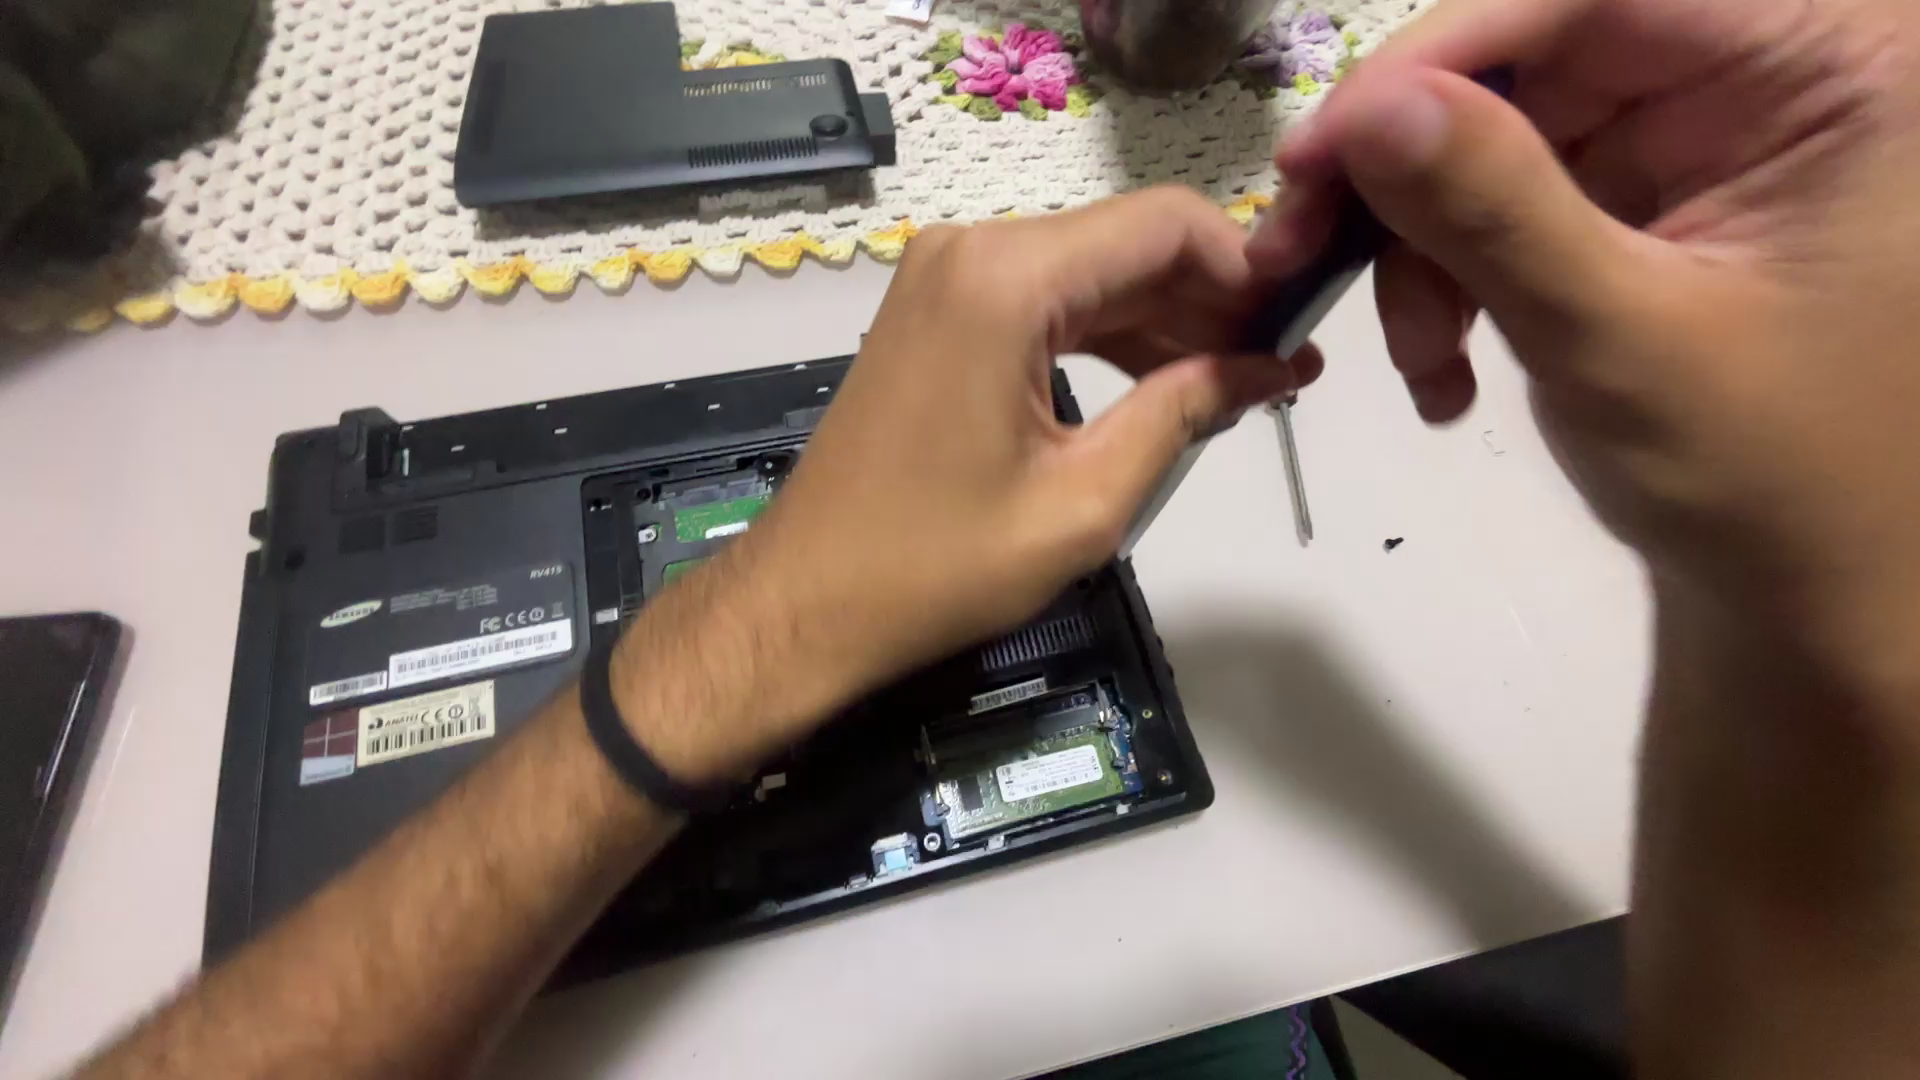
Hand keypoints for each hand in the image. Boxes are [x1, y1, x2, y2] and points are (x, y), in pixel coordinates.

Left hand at [621, 188, 1309, 779]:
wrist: (809, 601)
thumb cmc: (939, 567)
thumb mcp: (1083, 501)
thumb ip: (1183, 412)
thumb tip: (1269, 366)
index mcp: (1008, 278)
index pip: (1166, 226)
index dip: (1246, 270)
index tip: (1294, 330)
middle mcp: (971, 250)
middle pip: (1124, 246)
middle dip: (1207, 301)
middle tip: (1275, 368)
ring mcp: (941, 280)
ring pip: (1083, 277)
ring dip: (1158, 323)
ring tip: (1228, 385)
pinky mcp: (930, 318)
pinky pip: (1036, 308)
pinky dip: (1097, 339)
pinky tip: (1152, 385)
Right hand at [1250, 0, 1919, 686]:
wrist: (1787, 570)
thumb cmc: (1756, 464)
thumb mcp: (1609, 332)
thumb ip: (1491, 211)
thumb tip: (1366, 110)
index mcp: (1819, 62)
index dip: (1431, 61)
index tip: (1312, 158)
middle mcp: (1744, 78)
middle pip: (1512, 77)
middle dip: (1397, 185)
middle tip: (1302, 262)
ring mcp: (1669, 148)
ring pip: (1473, 158)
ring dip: (1413, 268)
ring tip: (1425, 367)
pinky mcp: (1610, 211)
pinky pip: (1479, 223)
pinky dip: (1437, 298)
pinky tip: (1444, 376)